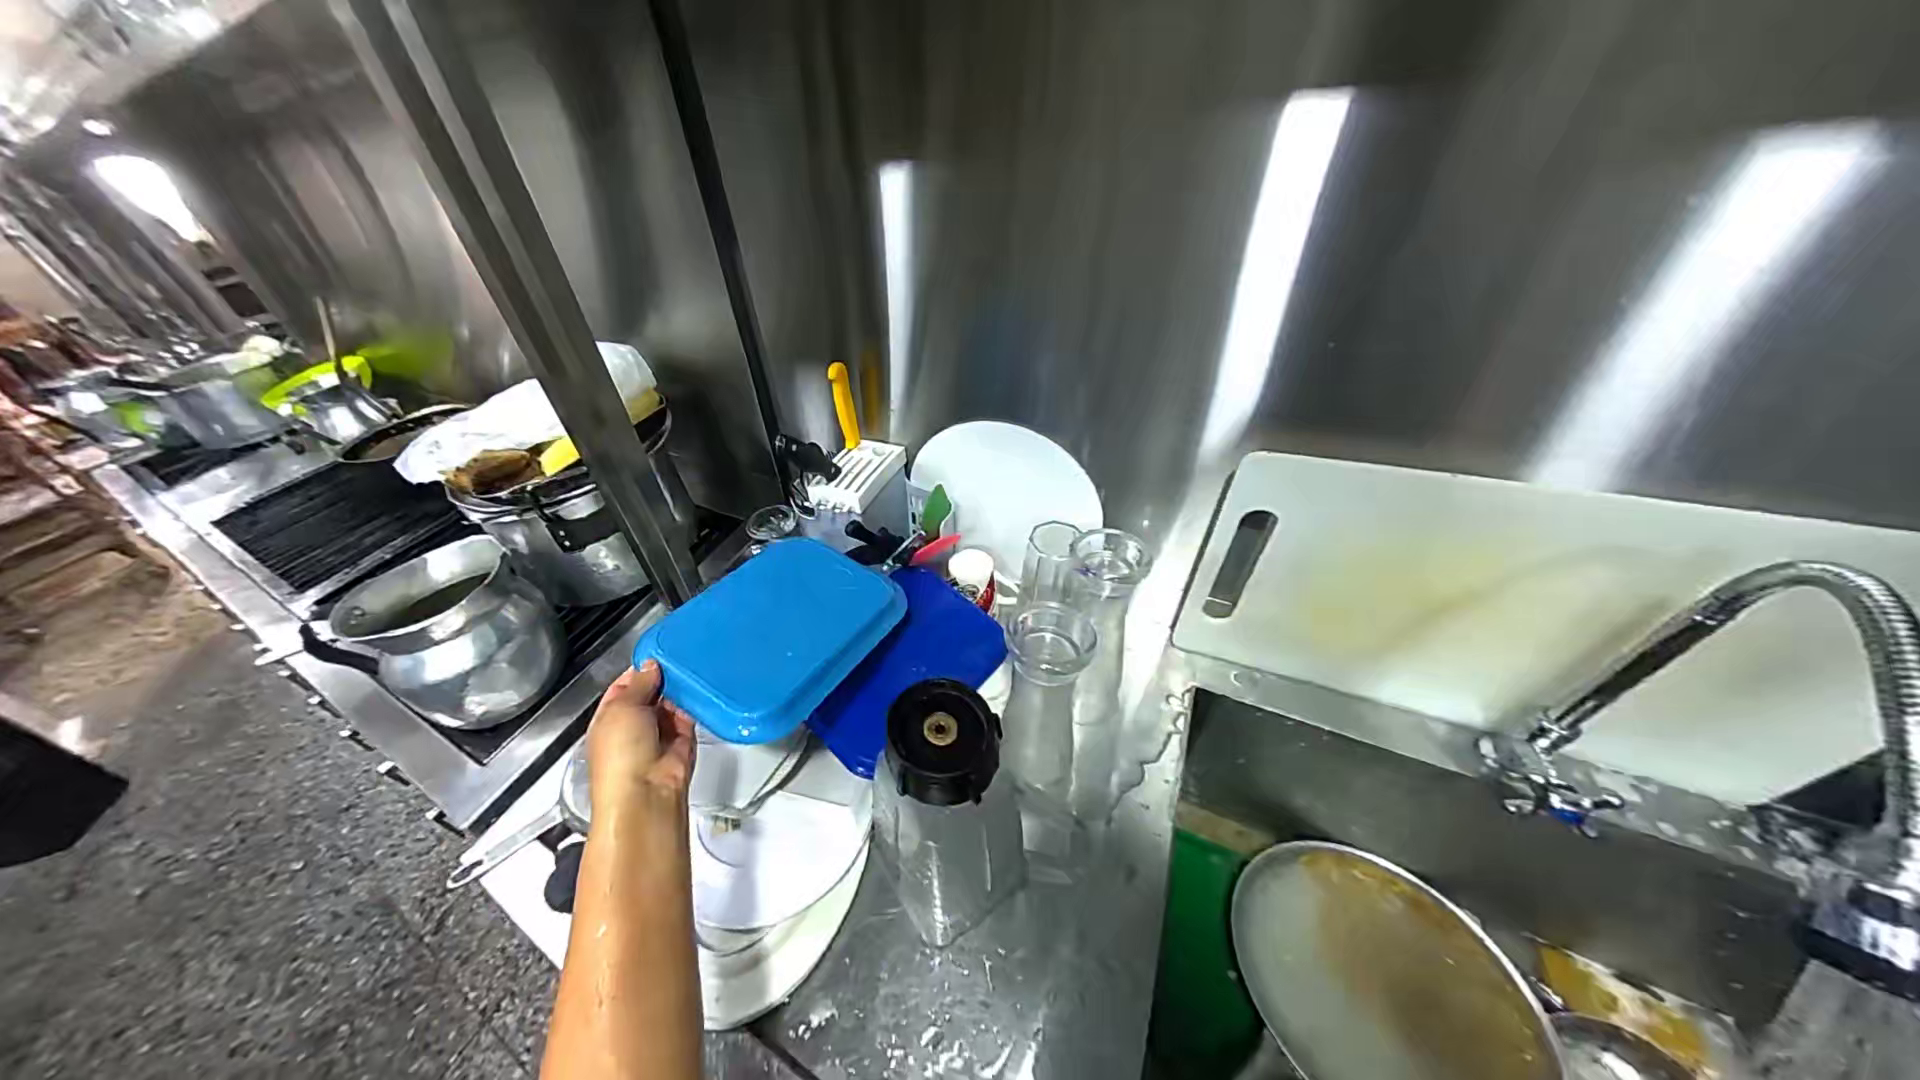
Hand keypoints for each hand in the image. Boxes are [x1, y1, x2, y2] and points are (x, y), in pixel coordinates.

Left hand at [584, 660, 695, 821]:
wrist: (646, 792)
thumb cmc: (620, 755)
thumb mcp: (622, 708)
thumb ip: (639, 683)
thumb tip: (650, 666)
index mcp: (610, 716)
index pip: (625, 685)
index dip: (640, 669)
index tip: (658, 653)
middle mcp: (634, 725)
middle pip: (652, 692)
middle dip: (663, 678)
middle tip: (678, 659)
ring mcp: (659, 733)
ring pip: (673, 701)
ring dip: (680, 690)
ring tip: (690, 671)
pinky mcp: (683, 740)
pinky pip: (691, 714)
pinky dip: (695, 703)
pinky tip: (700, 689)